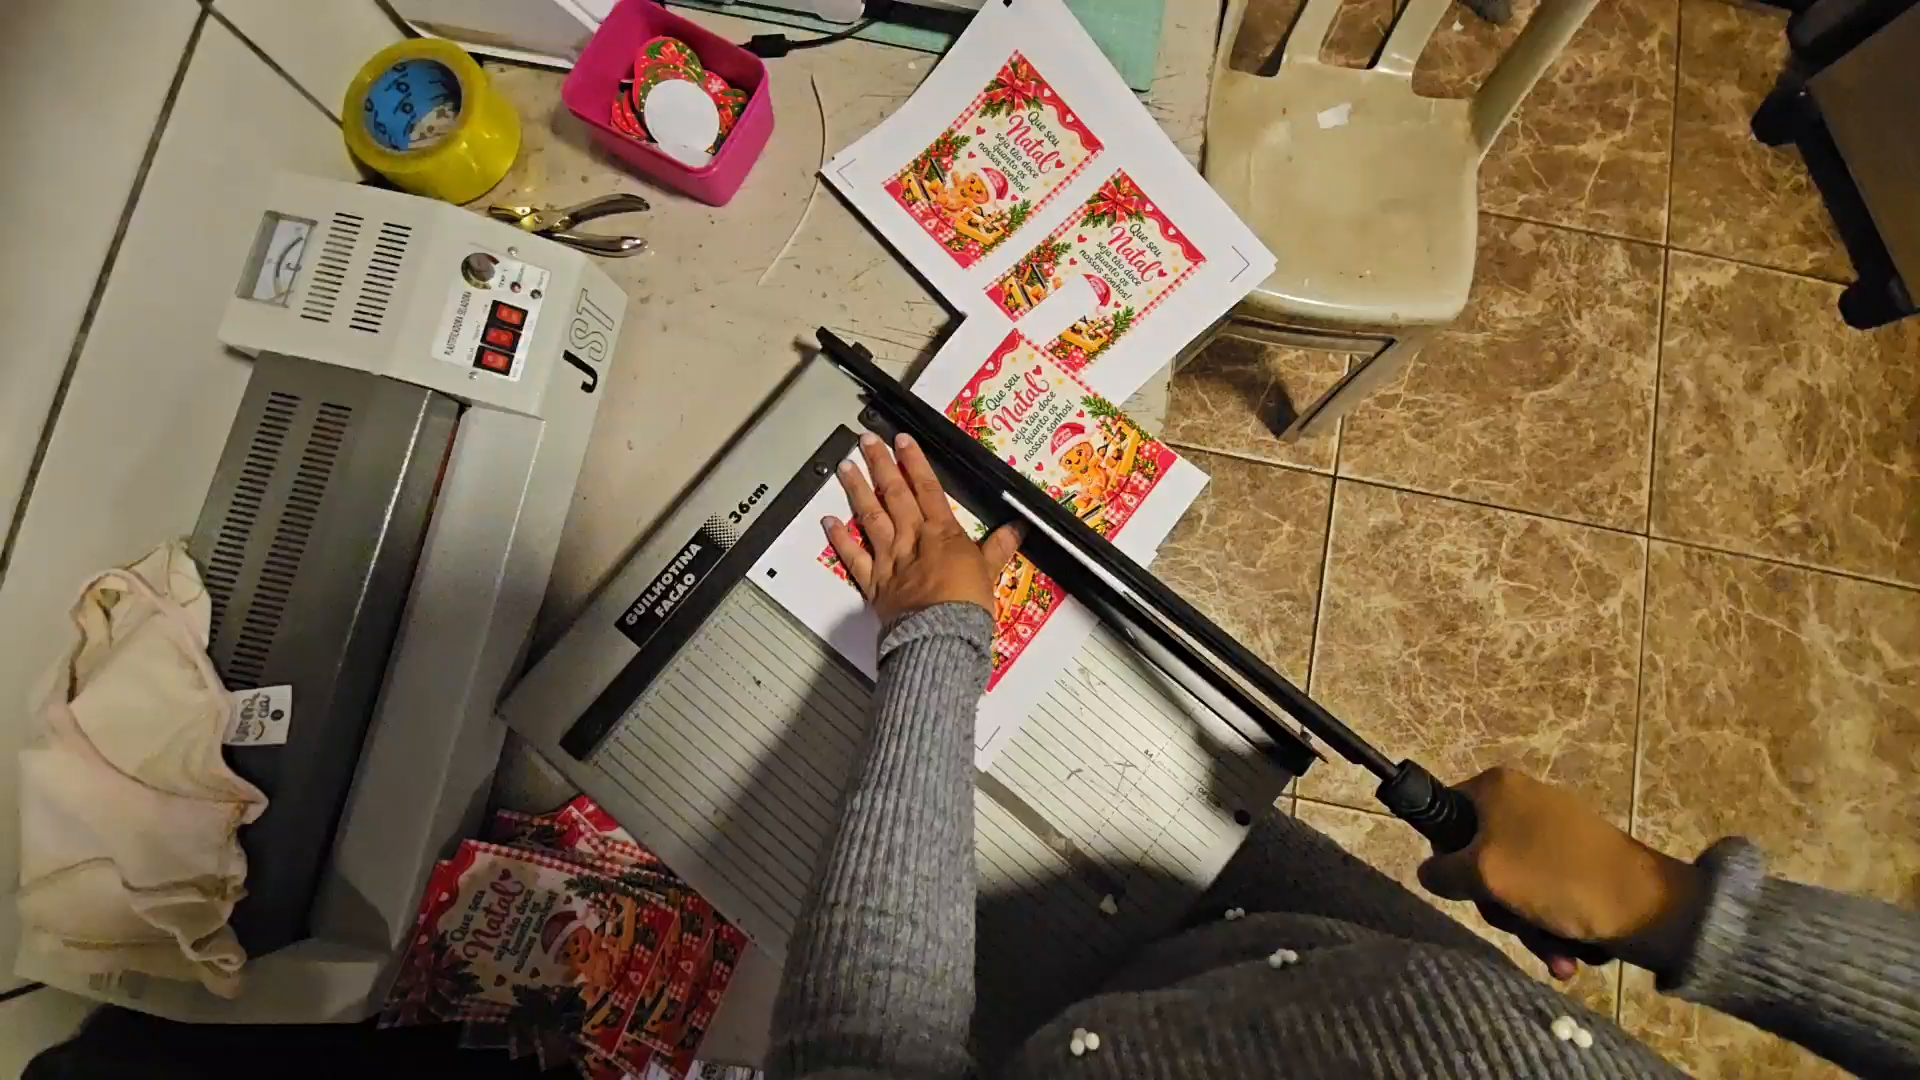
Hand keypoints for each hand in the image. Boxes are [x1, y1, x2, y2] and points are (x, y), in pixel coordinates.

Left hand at [823, 432, 1022, 624]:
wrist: (941, 637)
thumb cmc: (967, 604)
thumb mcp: (990, 572)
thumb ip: (999, 547)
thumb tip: (1018, 527)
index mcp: (941, 532)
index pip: (927, 488)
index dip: (914, 462)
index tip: (901, 440)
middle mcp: (912, 538)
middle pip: (894, 495)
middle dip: (880, 465)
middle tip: (865, 440)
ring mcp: (889, 559)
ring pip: (870, 517)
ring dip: (856, 490)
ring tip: (844, 467)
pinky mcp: (874, 583)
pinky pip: (853, 557)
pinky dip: (840, 539)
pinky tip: (829, 521)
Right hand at [1417, 767, 1708, 979]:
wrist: (1659, 911)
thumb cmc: (1558, 879)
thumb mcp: (1483, 875)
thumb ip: (1441, 871)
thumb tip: (1430, 872)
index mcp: (1495, 787)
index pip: (1443, 815)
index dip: (1446, 855)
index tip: (1466, 886)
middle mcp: (1523, 798)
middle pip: (1479, 853)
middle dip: (1495, 899)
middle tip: (1511, 920)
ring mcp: (1557, 828)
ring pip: (1515, 877)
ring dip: (1525, 919)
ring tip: (1549, 947)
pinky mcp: (1585, 857)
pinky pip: (1548, 886)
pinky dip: (1552, 919)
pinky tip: (1568, 949)